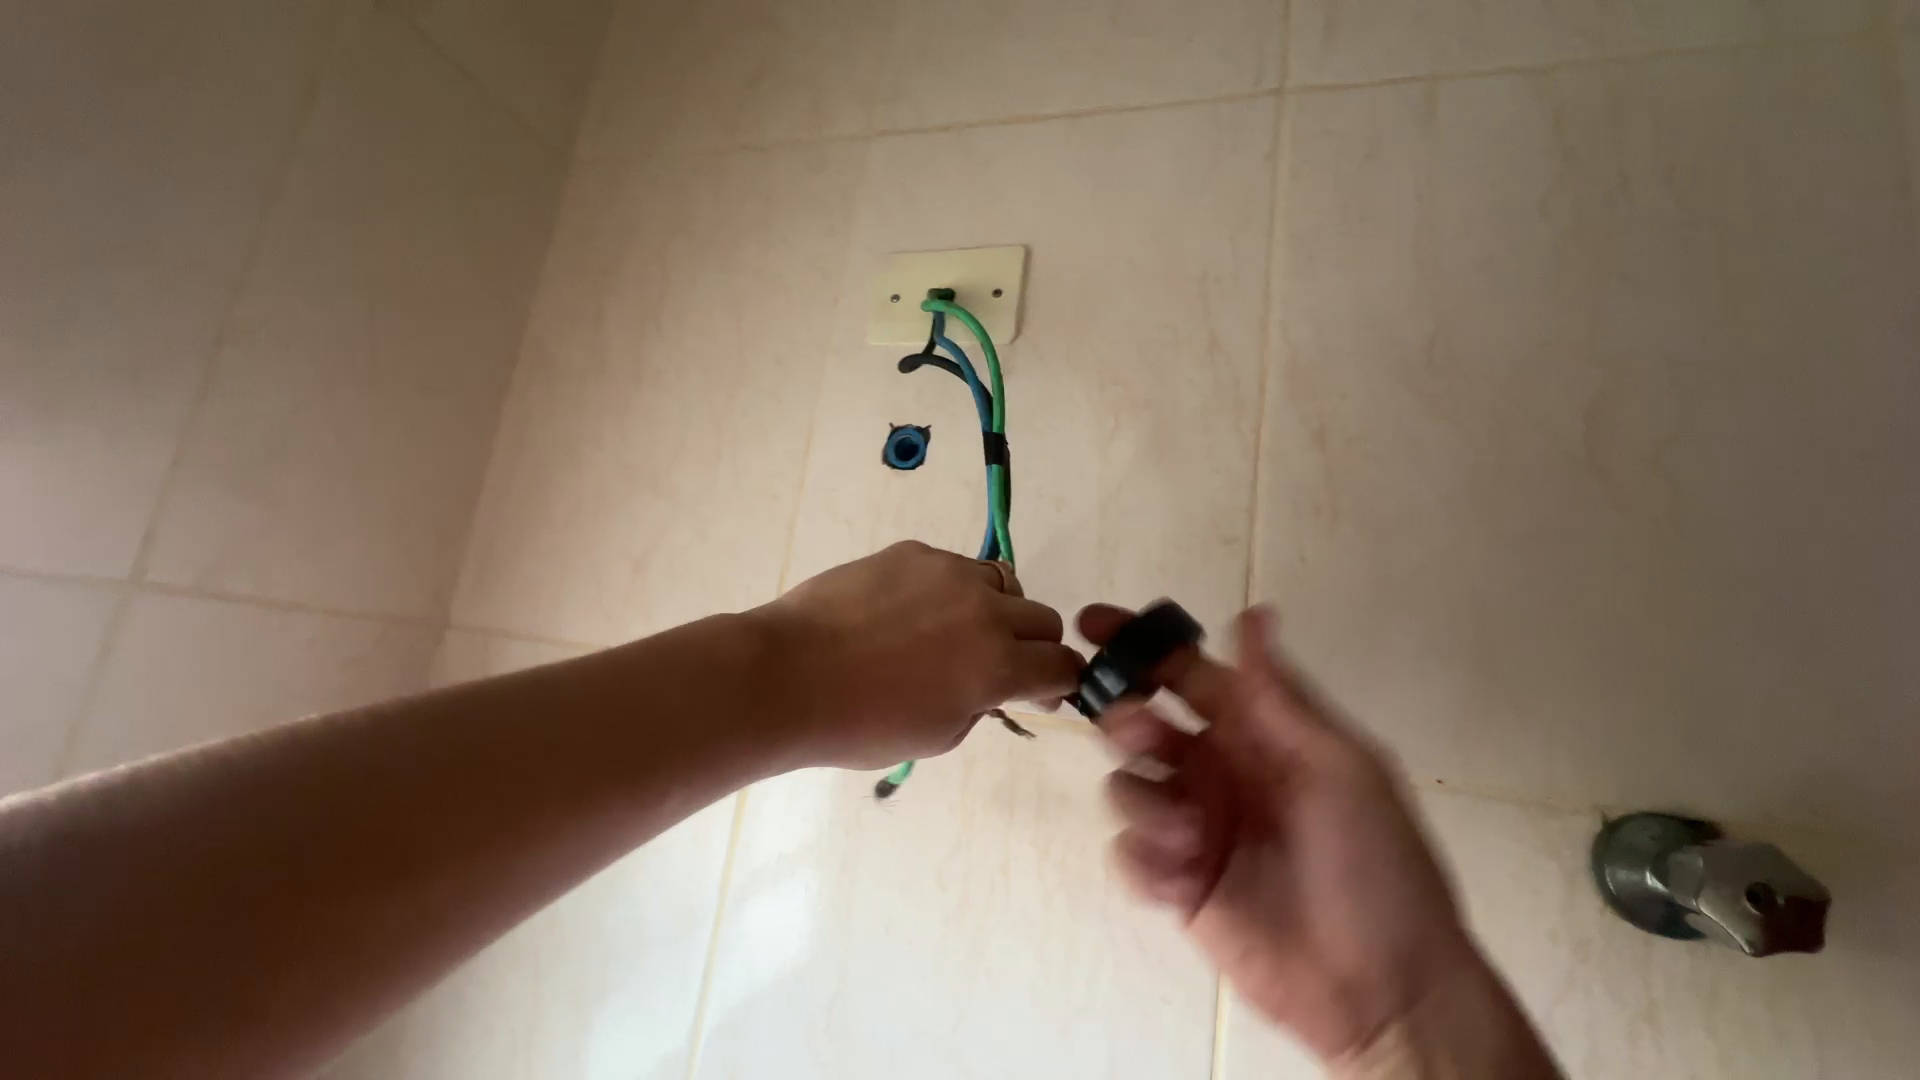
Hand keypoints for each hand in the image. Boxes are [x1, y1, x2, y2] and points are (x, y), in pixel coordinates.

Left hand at [757, 542, 1083, 769]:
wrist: (788, 675)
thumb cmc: (860, 724)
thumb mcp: (937, 737)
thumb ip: (980, 705)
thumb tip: (990, 685)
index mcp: (997, 664)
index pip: (1062, 666)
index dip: (1061, 683)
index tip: (1043, 692)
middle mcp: (985, 609)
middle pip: (1044, 618)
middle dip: (1034, 646)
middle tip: (1000, 665)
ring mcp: (948, 572)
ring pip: (1002, 582)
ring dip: (996, 610)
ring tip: (955, 631)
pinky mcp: (912, 553)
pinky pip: (953, 568)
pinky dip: (951, 590)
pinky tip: (910, 611)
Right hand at [1084, 604, 1482, 1061]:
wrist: (1383, 989)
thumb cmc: (1374, 865)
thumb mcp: (1339, 768)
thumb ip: (1282, 695)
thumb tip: (1254, 613)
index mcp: (1254, 734)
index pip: (1184, 673)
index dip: (1138, 645)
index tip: (1093, 626)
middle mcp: (1214, 770)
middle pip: (1139, 722)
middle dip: (1127, 720)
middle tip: (1143, 734)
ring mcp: (1191, 827)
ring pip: (1125, 785)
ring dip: (1145, 801)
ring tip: (1191, 839)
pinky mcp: (1175, 883)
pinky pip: (1128, 853)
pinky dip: (1143, 859)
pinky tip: (1182, 881)